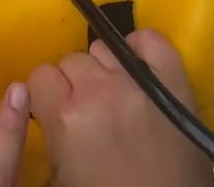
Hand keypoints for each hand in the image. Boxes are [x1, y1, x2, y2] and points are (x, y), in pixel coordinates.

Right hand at [26, 30, 213, 186]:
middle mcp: (99, 91)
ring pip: (104, 48)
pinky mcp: (173, 82)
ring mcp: (138, 82)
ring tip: (116, 100)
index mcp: (67, 117)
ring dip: (104, 70)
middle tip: (89, 115)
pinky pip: (151, 40)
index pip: (40, 76)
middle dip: (74, 85)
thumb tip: (41, 112)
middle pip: (71, 60)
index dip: (45, 96)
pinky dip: (141, 48)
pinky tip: (137, 70)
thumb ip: (48, 138)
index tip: (54, 113)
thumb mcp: (62, 179)